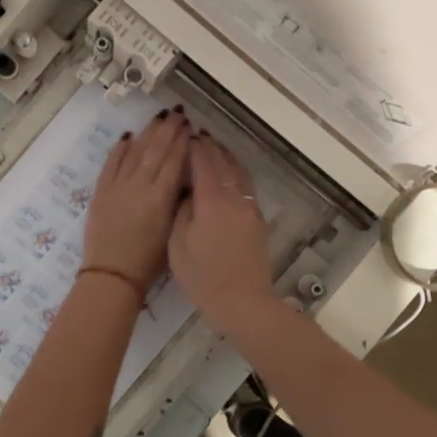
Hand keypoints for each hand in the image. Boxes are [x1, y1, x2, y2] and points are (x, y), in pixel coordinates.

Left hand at [83, 106, 190, 290]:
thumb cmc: (149, 262)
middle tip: (178, 113)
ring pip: (134, 152)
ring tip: (158, 117)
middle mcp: (139, 185)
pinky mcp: (100, 192)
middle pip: (155, 150)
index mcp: (161, 197)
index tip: (191, 126)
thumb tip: (186, 180)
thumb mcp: (173, 231)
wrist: (112, 275)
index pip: (174, 160)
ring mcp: (117, 186)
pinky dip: (119, 149)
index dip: (183, 141)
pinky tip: (128, 136)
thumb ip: (179, 203)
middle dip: (168, 129)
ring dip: (147, 132)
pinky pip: (111, 164)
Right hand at [169, 134, 274, 326]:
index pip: (203, 163)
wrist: (243, 301)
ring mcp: (249, 208)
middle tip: (199, 135)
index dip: (194, 147)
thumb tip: (187, 194)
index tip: (185, 135)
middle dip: (211, 147)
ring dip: (226, 157)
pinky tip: (229, 175)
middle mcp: (234, 197)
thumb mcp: (178, 245)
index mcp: (212, 200)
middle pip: (223, 163)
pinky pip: (245, 186)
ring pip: (238, 173)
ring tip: (215, 147)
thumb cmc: (203, 277)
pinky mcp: (257, 220)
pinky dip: (236, 173)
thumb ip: (181, 213)